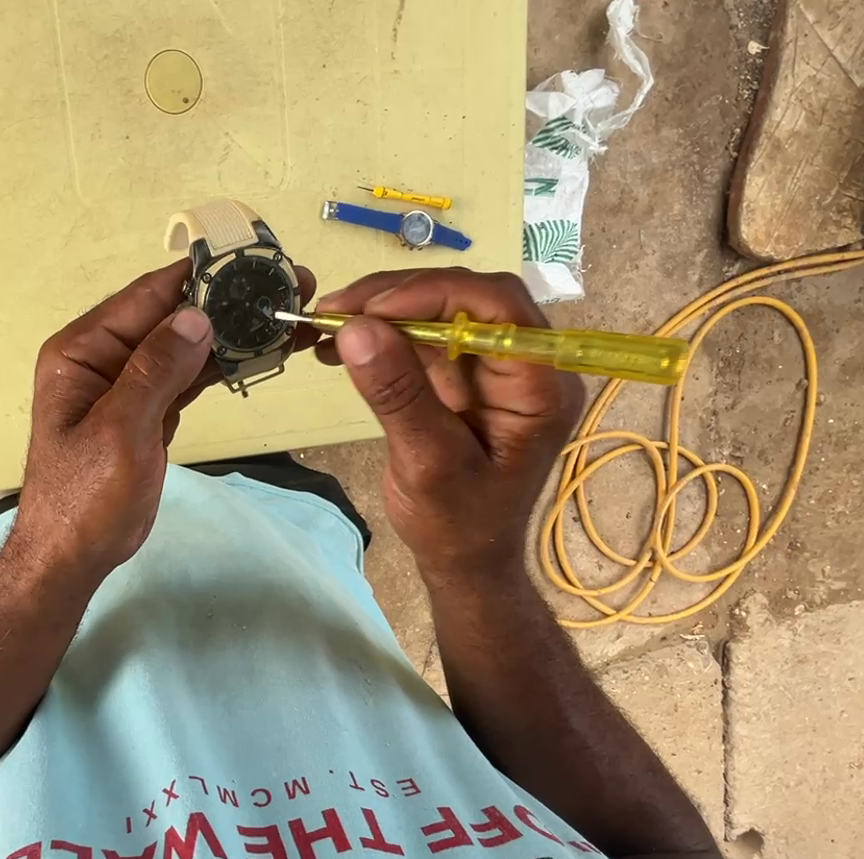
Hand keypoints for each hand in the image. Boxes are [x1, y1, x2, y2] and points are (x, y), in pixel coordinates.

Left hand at [15, 259, 315, 581]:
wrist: (74, 554)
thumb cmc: (85, 498)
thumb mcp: (119, 431)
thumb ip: (155, 371)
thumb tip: (197, 316)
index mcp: (84, 351)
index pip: (146, 297)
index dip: (199, 276)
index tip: (252, 259)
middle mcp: (104, 358)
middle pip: (170, 316)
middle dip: (226, 302)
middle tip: (287, 285)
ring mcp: (127, 384)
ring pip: (184, 346)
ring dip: (230, 333)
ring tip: (284, 314)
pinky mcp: (148, 411)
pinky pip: (187, 377)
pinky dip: (220, 367)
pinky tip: (257, 353)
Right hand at [315, 269, 583, 583]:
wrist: (462, 559)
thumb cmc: (458, 524)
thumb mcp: (427, 463)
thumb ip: (398, 395)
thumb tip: (356, 329)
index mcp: (538, 383)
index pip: (496, 306)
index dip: (433, 294)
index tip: (370, 309)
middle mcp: (521, 364)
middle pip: (465, 299)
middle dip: (397, 297)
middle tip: (335, 310)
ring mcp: (489, 370)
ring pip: (437, 314)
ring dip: (379, 314)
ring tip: (325, 324)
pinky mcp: (459, 379)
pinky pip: (420, 341)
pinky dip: (379, 338)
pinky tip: (338, 345)